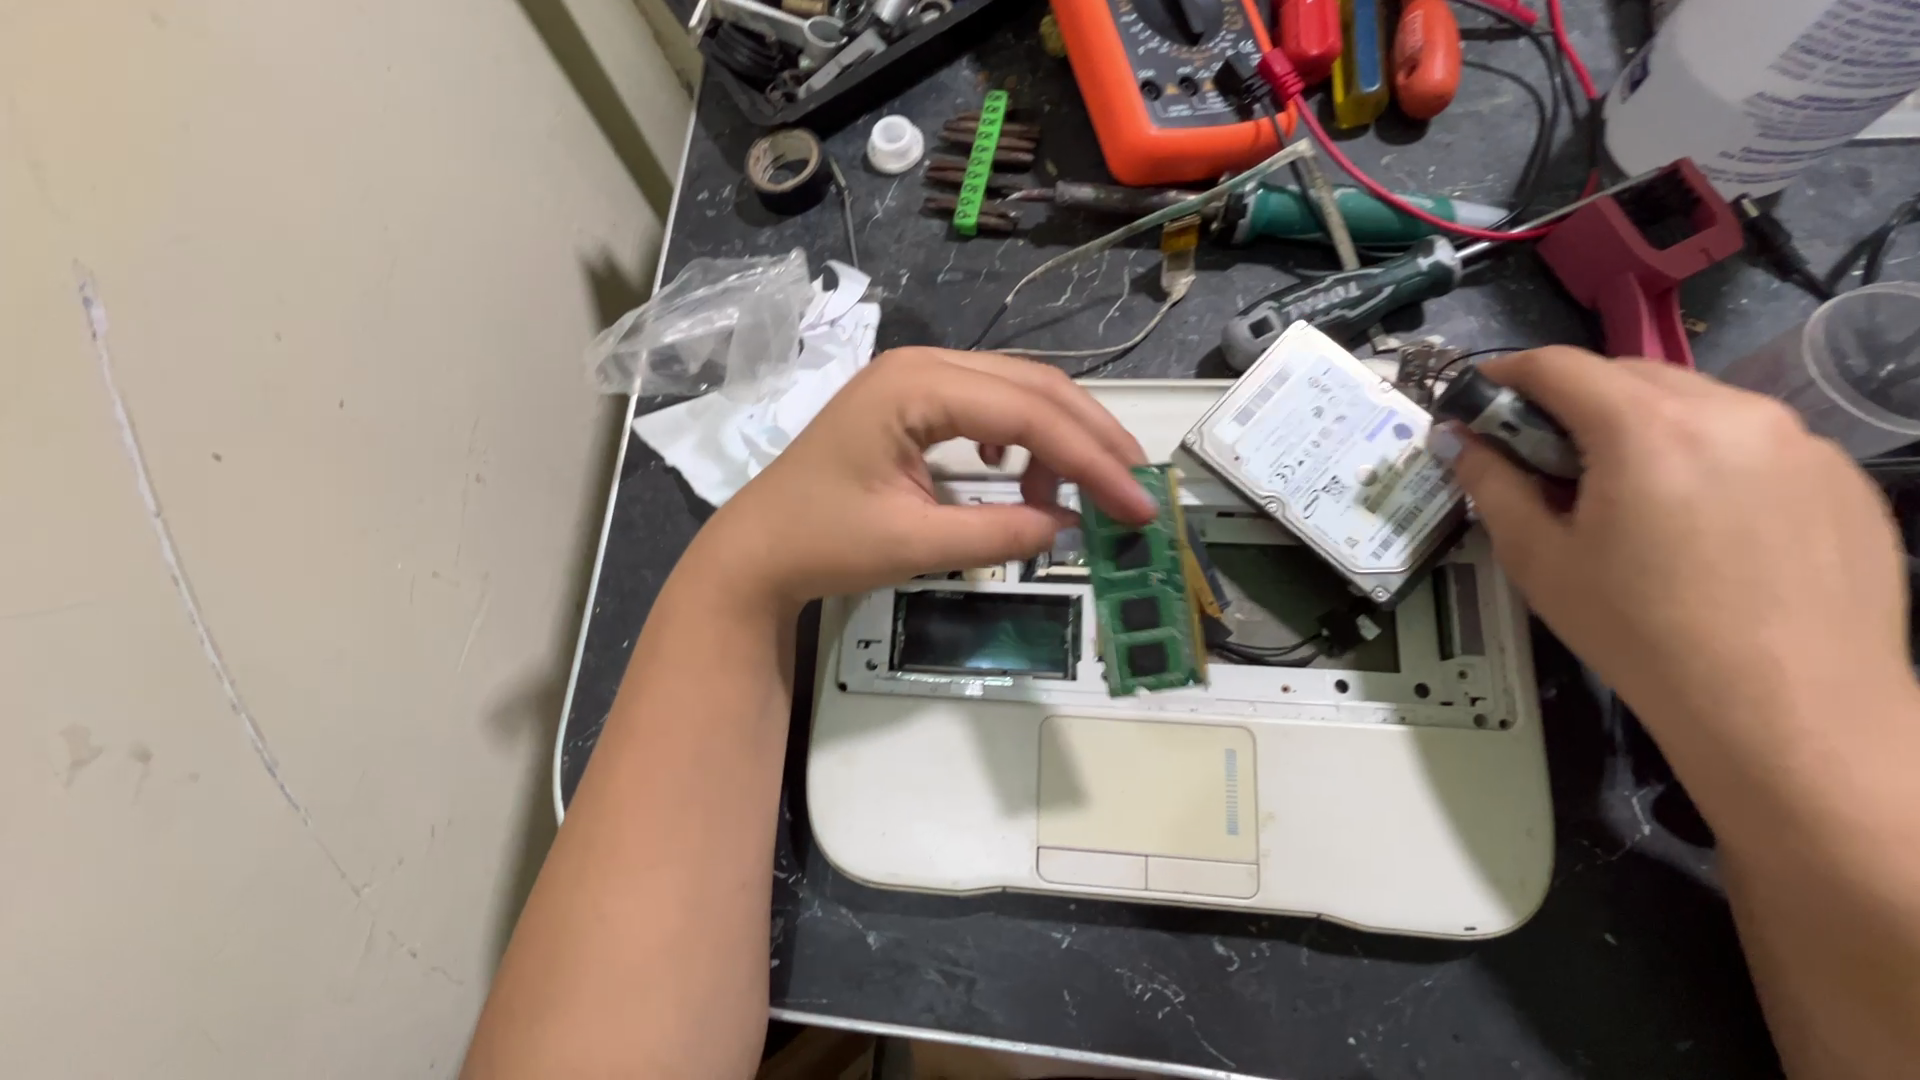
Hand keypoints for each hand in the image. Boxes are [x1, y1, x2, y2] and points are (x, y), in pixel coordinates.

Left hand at [693, 348, 1155, 608]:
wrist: (757, 548)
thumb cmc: (823, 542)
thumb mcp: (916, 544)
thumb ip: (1000, 534)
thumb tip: (1070, 526)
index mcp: (917, 386)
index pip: (1029, 412)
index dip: (1091, 459)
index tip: (1137, 504)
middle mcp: (923, 364)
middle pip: (1034, 387)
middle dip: (1092, 438)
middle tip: (1137, 488)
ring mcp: (917, 378)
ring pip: (1018, 392)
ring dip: (1061, 438)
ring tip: (1082, 493)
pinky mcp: (914, 401)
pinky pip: (989, 405)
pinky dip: (1023, 438)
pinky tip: (1022, 472)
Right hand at [1434, 347, 1912, 752]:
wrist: (1788, 711)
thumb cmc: (1639, 632)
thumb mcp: (1538, 559)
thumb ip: (1491, 485)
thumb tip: (1458, 441)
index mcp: (1648, 429)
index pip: (1560, 365)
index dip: (1505, 373)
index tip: (1476, 396)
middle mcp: (1733, 412)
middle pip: (1628, 375)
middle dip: (1572, 399)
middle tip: (1541, 454)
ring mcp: (1800, 441)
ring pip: (1695, 403)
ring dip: (1639, 425)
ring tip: (1620, 491)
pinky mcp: (1842, 477)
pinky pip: (1753, 441)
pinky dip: (1704, 456)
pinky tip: (1695, 522)